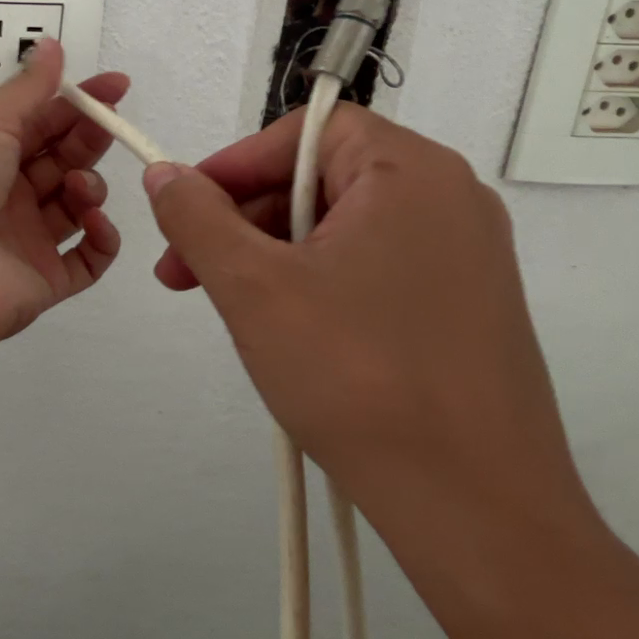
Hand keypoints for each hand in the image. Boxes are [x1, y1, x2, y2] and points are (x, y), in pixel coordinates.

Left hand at [0, 39, 126, 346]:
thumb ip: (26, 89)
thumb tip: (51, 44)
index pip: (38, 122)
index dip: (75, 102)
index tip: (117, 86)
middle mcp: (4, 194)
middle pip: (60, 159)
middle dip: (87, 139)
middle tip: (111, 125)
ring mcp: (26, 238)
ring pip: (76, 204)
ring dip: (89, 186)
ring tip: (79, 187)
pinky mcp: (46, 278)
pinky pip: (89, 257)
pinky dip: (101, 238)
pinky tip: (94, 222)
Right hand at [142, 103, 593, 532]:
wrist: (475, 507)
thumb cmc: (355, 375)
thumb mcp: (252, 287)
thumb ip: (196, 218)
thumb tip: (163, 175)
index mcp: (411, 173)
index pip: (304, 131)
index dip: (234, 164)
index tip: (185, 211)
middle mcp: (450, 199)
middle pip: (319, 177)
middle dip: (241, 218)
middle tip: (186, 271)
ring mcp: (466, 256)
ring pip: (340, 226)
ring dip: (270, 254)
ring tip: (228, 308)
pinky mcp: (466, 306)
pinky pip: (371, 266)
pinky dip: (315, 282)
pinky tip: (285, 331)